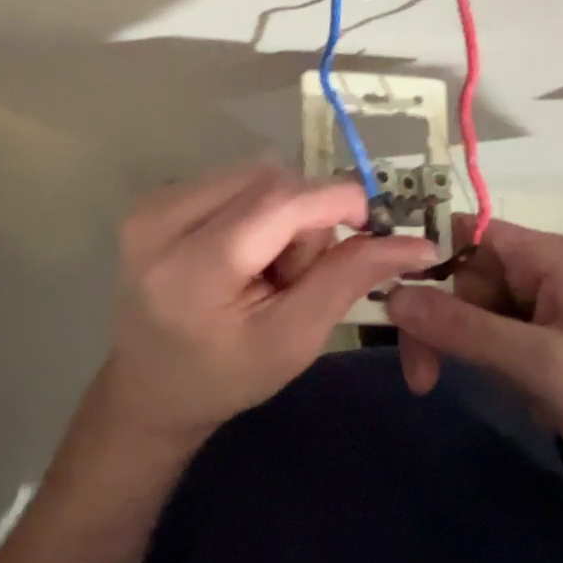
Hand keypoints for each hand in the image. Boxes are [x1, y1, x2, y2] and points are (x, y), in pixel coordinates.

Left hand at [96, 161, 438, 445]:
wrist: (149, 388)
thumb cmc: (223, 377)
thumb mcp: (292, 339)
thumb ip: (346, 280)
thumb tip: (414, 243)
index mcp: (191, 268)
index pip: (277, 202)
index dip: (334, 198)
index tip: (371, 222)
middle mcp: (158, 220)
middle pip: (267, 179)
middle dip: (301, 217)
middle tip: (293, 275)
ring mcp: (148, 205)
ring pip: (251, 173)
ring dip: (278, 210)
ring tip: (265, 266)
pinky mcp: (151, 199)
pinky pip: (229, 180)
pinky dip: (253, 208)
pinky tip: (242, 252)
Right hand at [386, 216, 562, 482]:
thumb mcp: (537, 362)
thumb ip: (461, 327)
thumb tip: (391, 296)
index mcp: (548, 257)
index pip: (465, 231)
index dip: (422, 254)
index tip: (385, 295)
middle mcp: (547, 273)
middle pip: (466, 277)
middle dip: (437, 318)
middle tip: (422, 376)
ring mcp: (553, 311)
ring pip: (479, 311)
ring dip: (459, 344)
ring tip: (449, 384)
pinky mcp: (557, 345)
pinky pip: (502, 337)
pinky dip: (486, 359)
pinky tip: (496, 387)